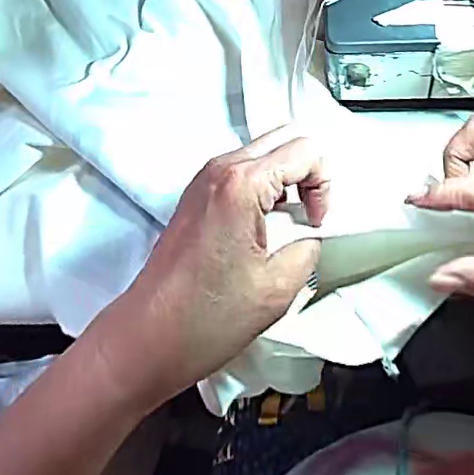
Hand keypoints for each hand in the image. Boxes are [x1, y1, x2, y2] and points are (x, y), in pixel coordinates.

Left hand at [86, 126, 329, 400]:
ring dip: (283, 179)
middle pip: (283, 138)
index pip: (303, 150)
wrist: (150, 336)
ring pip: (261, 152)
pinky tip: (263, 229)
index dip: (323, 183)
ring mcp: (203, 180)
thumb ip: (308, 248)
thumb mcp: (278, 288)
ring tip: (286, 226)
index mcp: (241, 185)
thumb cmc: (200, 318)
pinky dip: (261, 188)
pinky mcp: (196, 194)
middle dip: (306, 171)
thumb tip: (311, 234)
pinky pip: (240, 171)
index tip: (317, 218)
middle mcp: (219, 171)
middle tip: (310, 213)